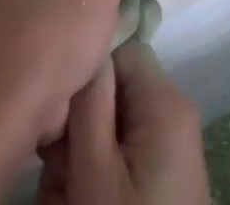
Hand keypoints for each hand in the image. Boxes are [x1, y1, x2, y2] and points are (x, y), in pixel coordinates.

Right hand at [35, 42, 209, 204]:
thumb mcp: (95, 167)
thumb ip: (89, 101)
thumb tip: (84, 40)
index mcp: (164, 102)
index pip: (119, 48)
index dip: (85, 68)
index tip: (58, 99)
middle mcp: (171, 113)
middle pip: (109, 89)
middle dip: (76, 121)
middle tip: (58, 160)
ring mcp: (165, 143)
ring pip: (104, 123)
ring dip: (77, 152)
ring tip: (65, 191)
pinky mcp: (158, 169)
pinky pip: (115, 151)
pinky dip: (92, 170)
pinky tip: (77, 197)